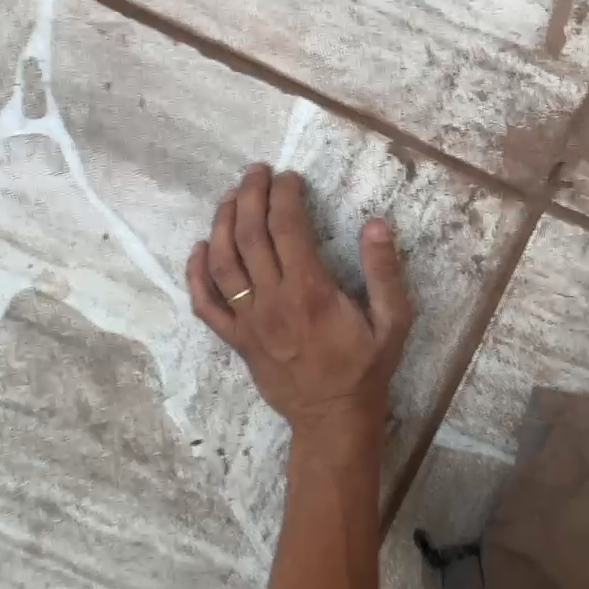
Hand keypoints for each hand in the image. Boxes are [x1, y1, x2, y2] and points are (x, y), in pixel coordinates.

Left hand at [186, 164, 413, 446]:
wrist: (333, 418)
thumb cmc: (365, 366)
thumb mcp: (392, 320)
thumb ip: (384, 271)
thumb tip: (375, 224)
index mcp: (309, 290)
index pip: (287, 227)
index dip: (284, 194)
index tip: (290, 176)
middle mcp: (272, 300)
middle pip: (249, 235)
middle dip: (250, 195)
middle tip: (256, 171)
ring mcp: (248, 321)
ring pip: (221, 262)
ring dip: (223, 223)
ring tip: (232, 196)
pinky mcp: (236, 339)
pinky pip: (205, 303)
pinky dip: (196, 273)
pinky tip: (199, 248)